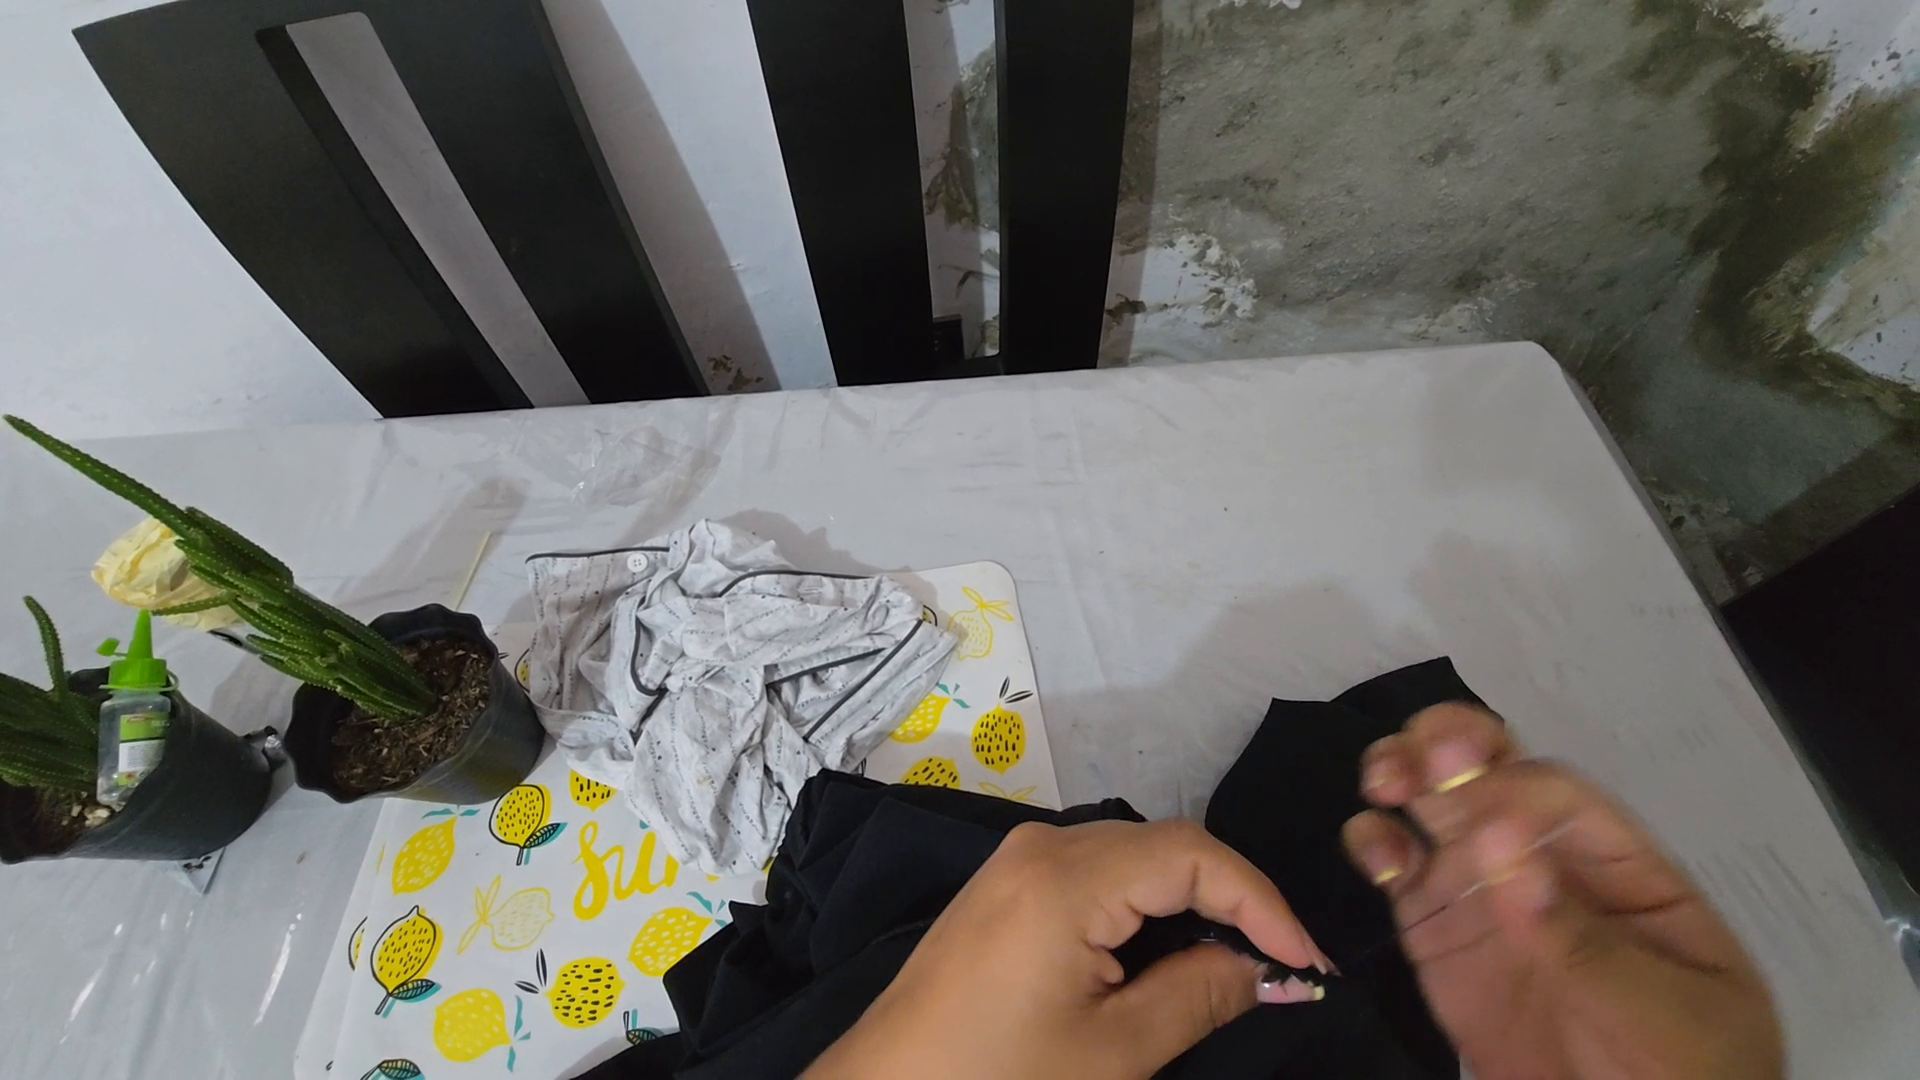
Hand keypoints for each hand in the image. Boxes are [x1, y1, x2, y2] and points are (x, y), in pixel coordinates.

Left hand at [804, 818, 1331, 1079]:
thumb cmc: (1001, 1075)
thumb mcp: (1113, 1051)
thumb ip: (1197, 993)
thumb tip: (1265, 967)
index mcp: (1067, 875)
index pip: (1189, 853)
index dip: (1259, 898)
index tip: (1307, 961)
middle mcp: (1044, 843)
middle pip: (1161, 843)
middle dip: (1228, 895)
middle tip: (1280, 961)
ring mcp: (1021, 854)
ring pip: (1131, 851)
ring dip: (1187, 895)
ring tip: (1235, 954)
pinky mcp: (1010, 876)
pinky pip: (1096, 866)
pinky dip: (1142, 898)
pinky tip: (1164, 942)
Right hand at [1343, 704, 1782, 1079]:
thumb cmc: (1672, 1075)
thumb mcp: (1657, 1014)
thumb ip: (1577, 932)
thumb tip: (1497, 839)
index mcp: (1613, 864)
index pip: (1557, 794)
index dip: (1513, 790)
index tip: (1483, 822)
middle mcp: (1536, 853)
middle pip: (1486, 766)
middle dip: (1445, 743)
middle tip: (1416, 756)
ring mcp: (1474, 879)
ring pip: (1427, 796)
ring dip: (1397, 771)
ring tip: (1381, 786)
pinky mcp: (1425, 913)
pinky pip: (1389, 858)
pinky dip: (1371, 843)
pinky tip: (1376, 861)